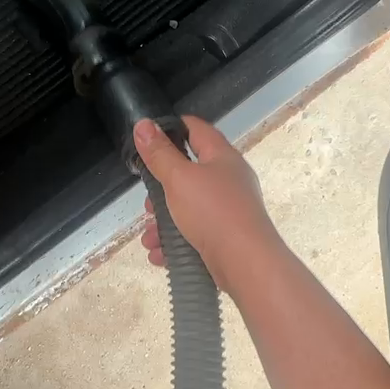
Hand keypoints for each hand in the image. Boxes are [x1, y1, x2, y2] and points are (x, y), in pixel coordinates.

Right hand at [133, 116, 283, 288]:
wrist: (246, 264)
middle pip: (188, 175)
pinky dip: (175, 243)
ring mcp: (228, 210)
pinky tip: (160, 255)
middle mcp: (228, 181)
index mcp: (222, 157)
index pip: (195, 130)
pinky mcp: (225, 237)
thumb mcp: (179, 179)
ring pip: (188, 209)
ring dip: (163, 224)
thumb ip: (159, 154)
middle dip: (160, 192)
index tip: (146, 140)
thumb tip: (143, 124)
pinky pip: (194, 234)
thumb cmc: (213, 213)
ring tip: (149, 238)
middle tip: (147, 205)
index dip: (171, 129)